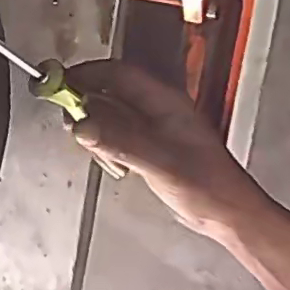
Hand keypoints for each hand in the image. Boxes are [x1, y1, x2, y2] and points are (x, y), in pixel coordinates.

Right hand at [66, 60, 269, 238]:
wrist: (229, 215)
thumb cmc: (207, 186)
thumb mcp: (160, 162)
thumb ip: (120, 142)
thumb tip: (82, 126)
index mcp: (164, 101)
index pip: (117, 73)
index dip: (86, 74)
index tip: (60, 84)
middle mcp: (156, 109)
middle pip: (109, 90)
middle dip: (84, 101)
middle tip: (67, 119)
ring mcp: (152, 127)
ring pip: (110, 113)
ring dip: (92, 124)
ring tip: (89, 145)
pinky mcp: (149, 146)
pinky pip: (115, 133)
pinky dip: (102, 141)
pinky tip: (106, 158)